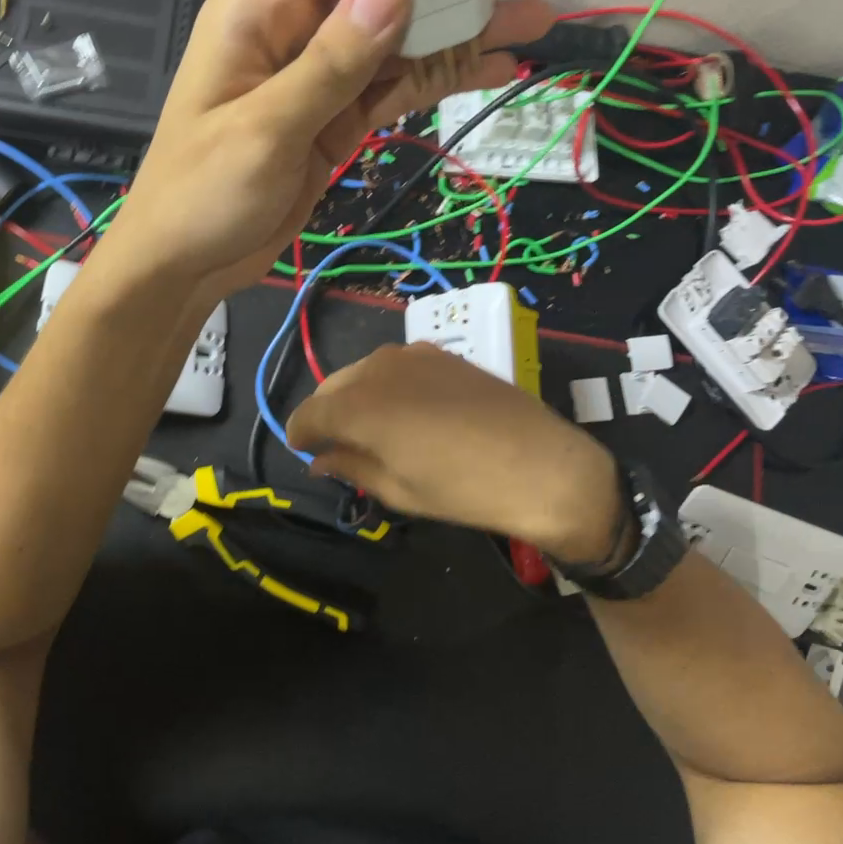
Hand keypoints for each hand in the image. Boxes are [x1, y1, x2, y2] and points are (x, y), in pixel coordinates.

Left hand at [98, 0, 557, 295]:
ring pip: (403, 36)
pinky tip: (494, 67)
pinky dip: (443, 75)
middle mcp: (297, 29)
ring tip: (538, 19)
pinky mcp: (337, 116)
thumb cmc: (202, 195)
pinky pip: (396, 84)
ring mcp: (321, 73)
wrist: (183, 262)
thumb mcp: (264, 130)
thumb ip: (330, 62)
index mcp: (264, 9)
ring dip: (467, 26)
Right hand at [286, 343, 620, 562]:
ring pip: (364, 372)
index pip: (307, 414)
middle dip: (327, 416)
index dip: (300, 436)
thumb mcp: (398, 489)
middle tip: (340, 449)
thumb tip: (319, 459)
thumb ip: (350, 466)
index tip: (307, 454)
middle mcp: (378, 368)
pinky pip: (396, 365)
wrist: (542, 466)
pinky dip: (388, 385)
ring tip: (376, 432)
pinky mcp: (443, 353)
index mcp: (358, 406)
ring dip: (357, 398)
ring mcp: (413, 354)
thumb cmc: (463, 490)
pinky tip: (409, 412)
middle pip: (332, 387)